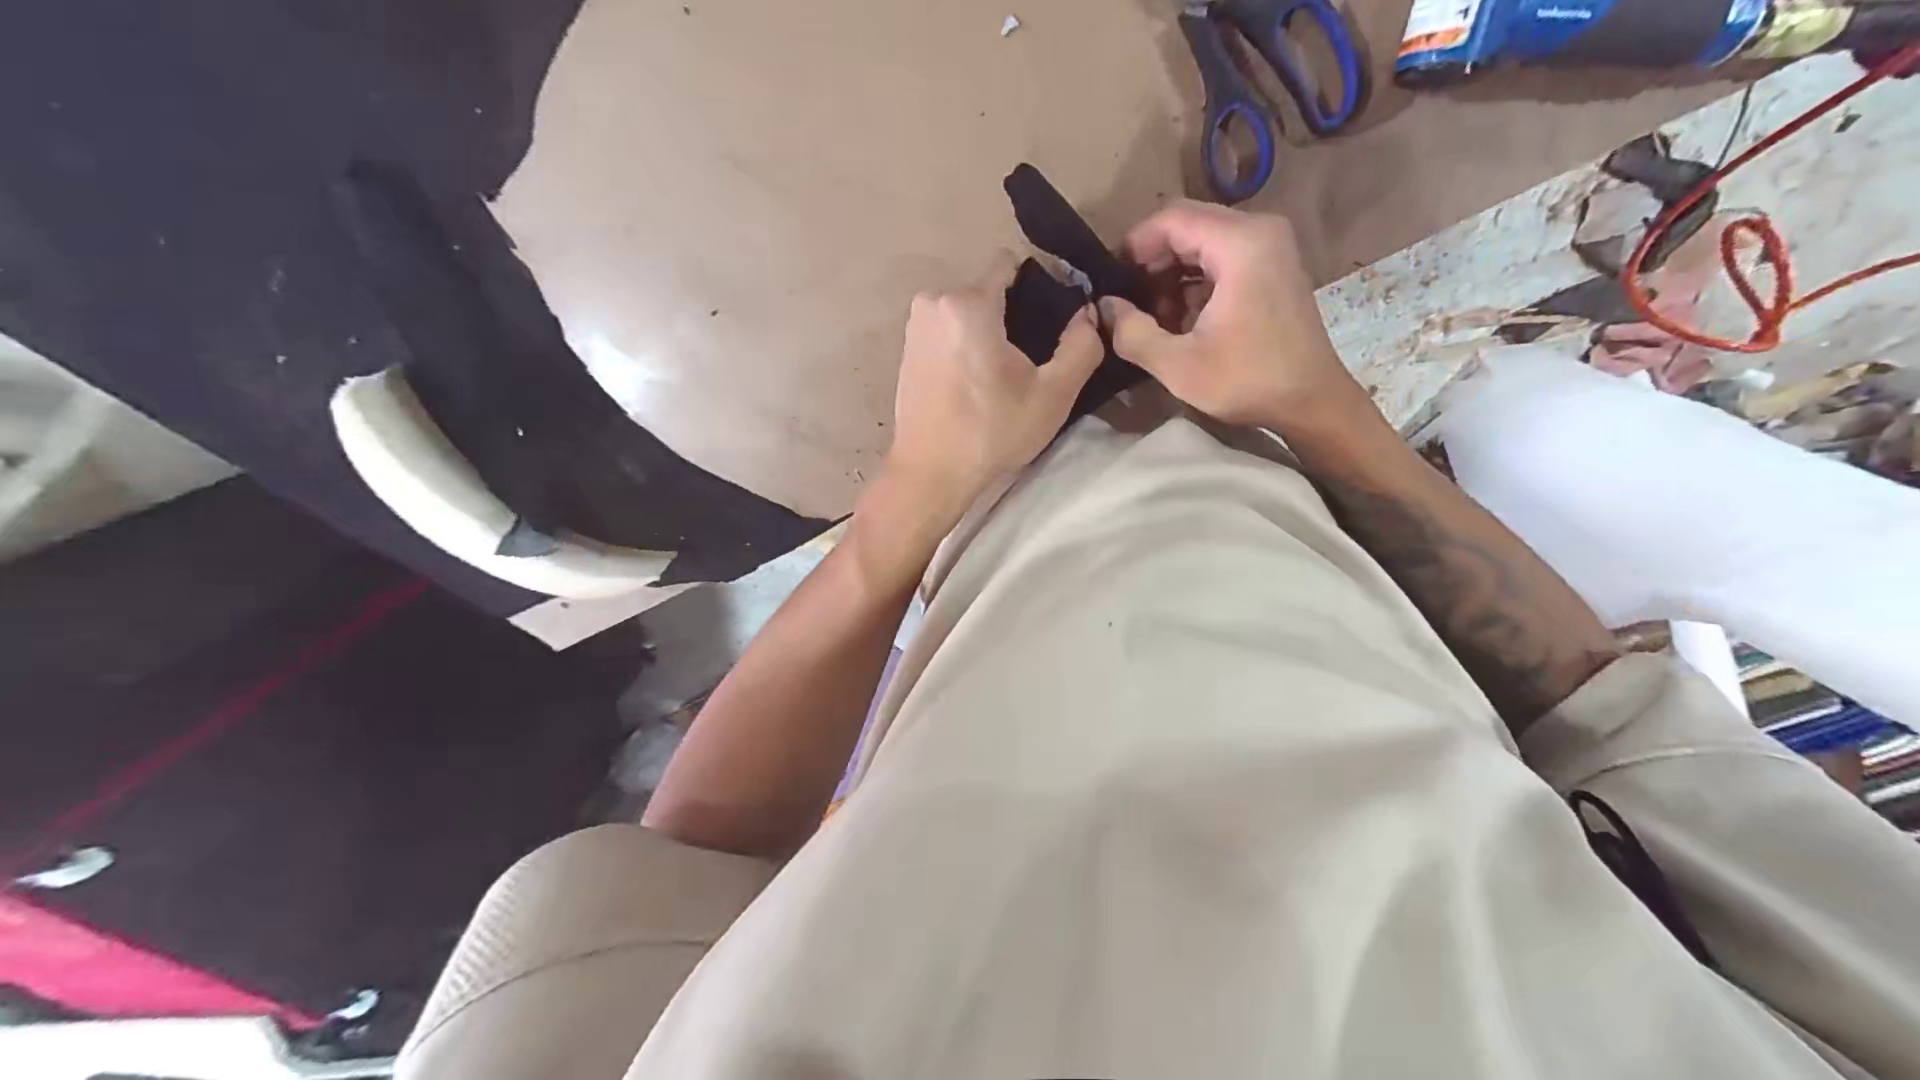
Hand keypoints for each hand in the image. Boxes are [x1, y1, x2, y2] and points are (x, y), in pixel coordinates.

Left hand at [882, 256, 1103, 526]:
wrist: (929, 474)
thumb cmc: (991, 434)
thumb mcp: (1052, 395)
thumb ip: (1081, 345)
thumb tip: (1089, 313)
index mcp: (967, 302)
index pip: (1012, 264)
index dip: (1042, 284)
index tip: (1058, 318)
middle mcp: (934, 301)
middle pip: (990, 290)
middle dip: (1017, 313)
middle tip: (1036, 357)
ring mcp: (915, 326)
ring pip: (969, 311)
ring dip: (991, 332)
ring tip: (1008, 374)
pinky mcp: (906, 349)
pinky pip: (949, 330)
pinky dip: (968, 345)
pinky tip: (979, 382)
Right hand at [1100, 201, 1367, 431]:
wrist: (1311, 401)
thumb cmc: (1248, 381)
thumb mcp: (1178, 365)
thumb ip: (1132, 332)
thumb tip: (1104, 306)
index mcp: (1241, 243)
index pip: (1171, 219)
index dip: (1134, 246)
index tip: (1111, 283)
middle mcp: (1258, 231)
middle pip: (1187, 226)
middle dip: (1151, 262)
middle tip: (1128, 303)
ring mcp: (1269, 247)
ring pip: (1201, 242)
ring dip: (1170, 275)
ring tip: (1153, 318)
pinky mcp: (1271, 267)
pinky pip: (1219, 258)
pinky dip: (1193, 282)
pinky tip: (1179, 321)